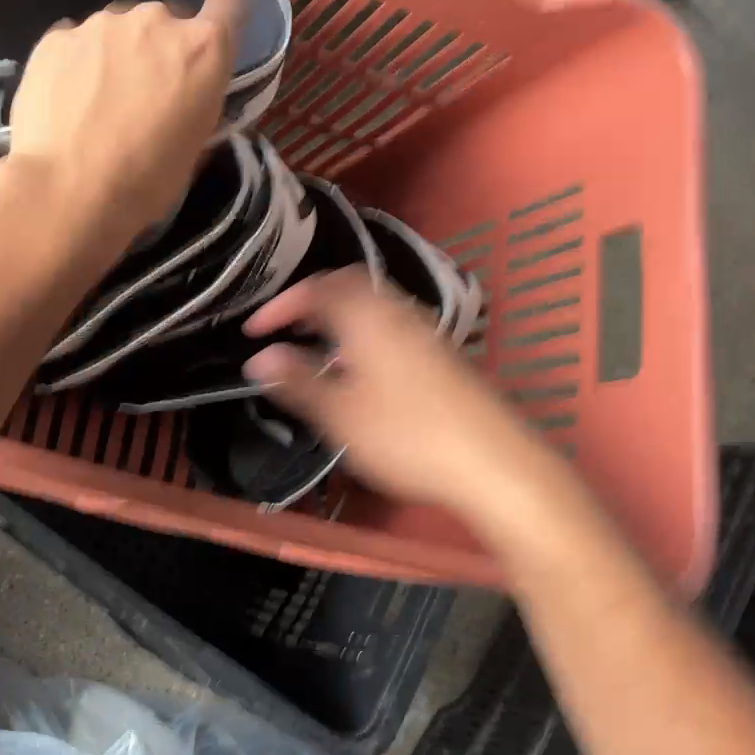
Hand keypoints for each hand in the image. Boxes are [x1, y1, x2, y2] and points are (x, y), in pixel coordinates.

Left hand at [2, 0, 251, 242]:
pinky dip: (74, 63)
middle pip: (164, 22)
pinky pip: (73, 42)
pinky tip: (63, 100)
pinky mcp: (55, 37)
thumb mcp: (192, 150)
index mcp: (204, 49)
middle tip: (140, 93)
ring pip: (116, 30)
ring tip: (94, 100)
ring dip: (113, 54)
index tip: (214, 15)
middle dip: (157, 49)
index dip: (225, 3)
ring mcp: (102, 24)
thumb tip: (184, 98)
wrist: (65, 192)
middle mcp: (157, 20)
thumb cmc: (142, 184)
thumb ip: (195, 104)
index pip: (229, 1)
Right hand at [242, 269, 581, 529]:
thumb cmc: (408, 437)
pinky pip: (393, 328)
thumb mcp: (339, 414)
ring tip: (317, 348)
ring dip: (340, 318)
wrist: (499, 468)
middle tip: (287, 326)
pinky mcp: (445, 359)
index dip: (282, 303)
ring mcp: (427, 336)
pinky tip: (359, 374)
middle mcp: (400, 315)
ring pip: (375, 308)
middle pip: (351, 287)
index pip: (319, 288)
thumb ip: (297, 381)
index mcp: (369, 320)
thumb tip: (258, 358)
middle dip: (313, 301)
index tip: (255, 330)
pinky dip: (364, 335)